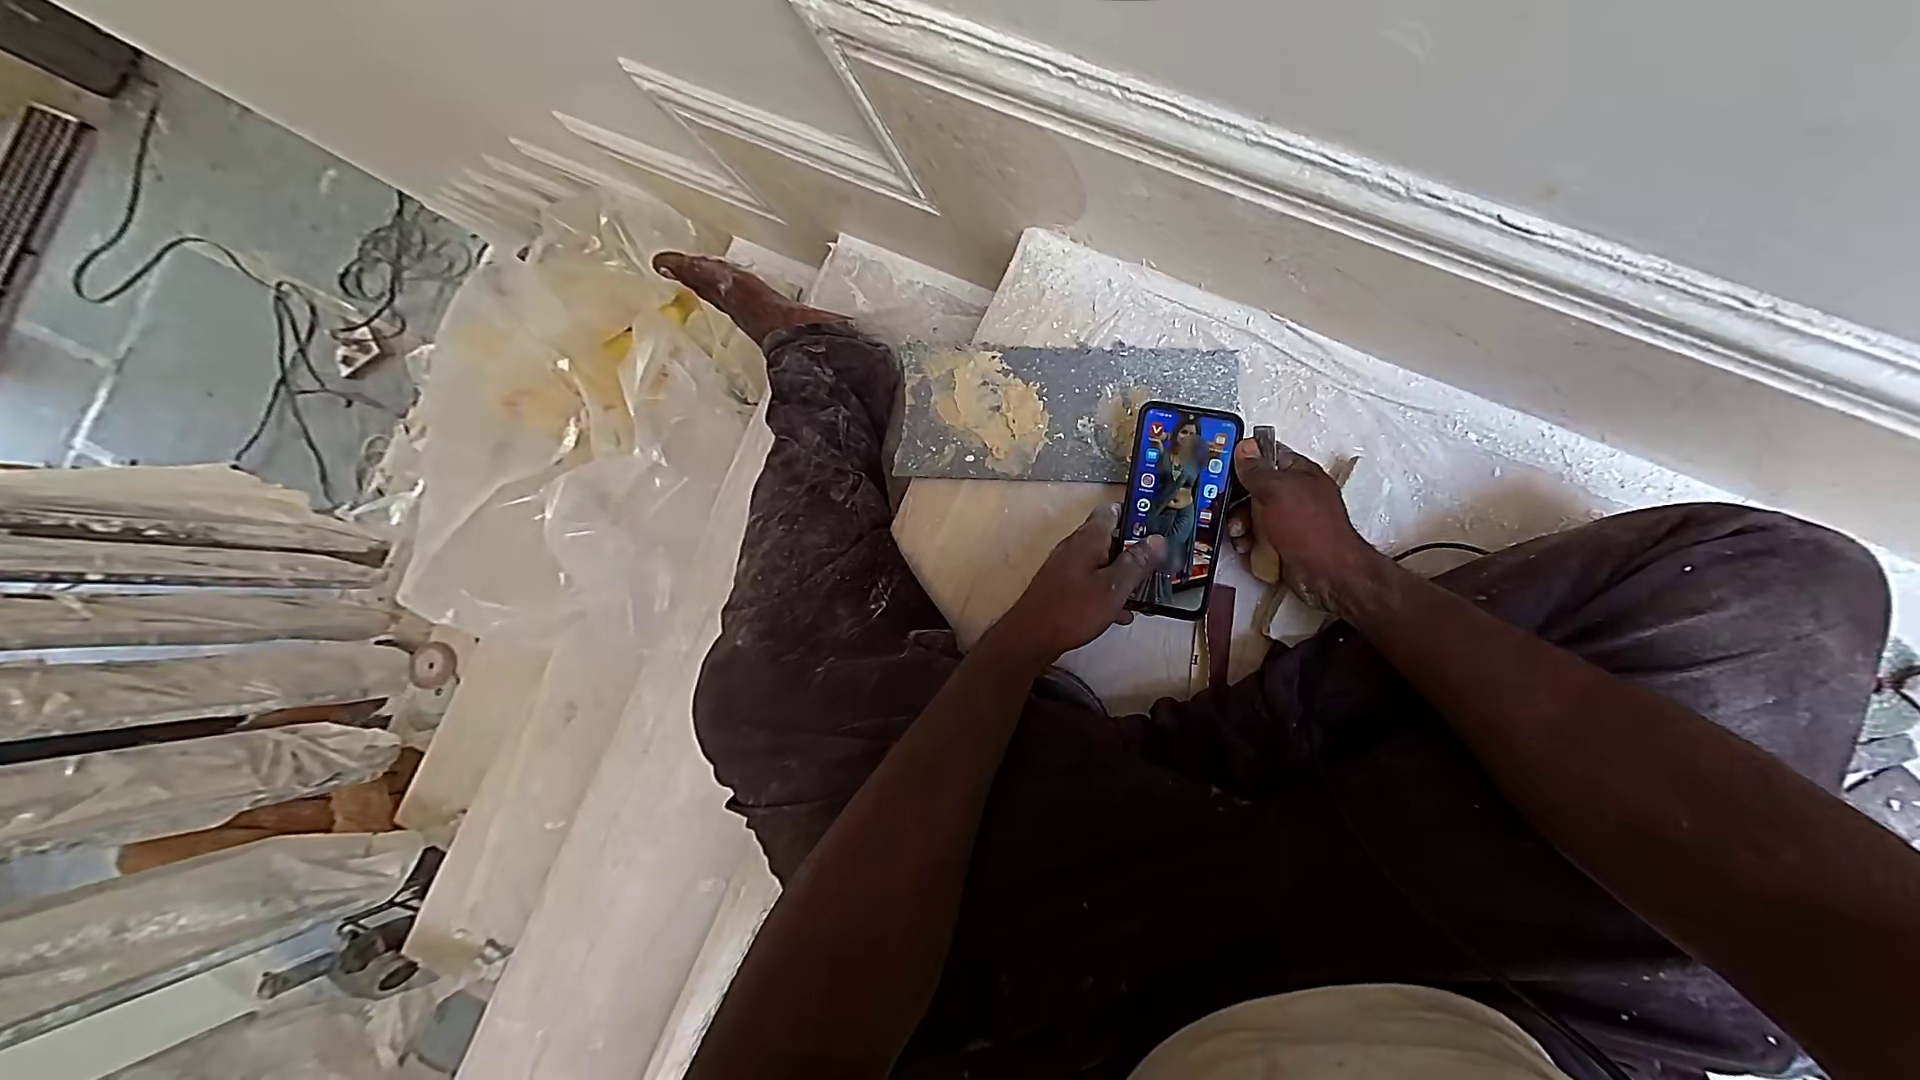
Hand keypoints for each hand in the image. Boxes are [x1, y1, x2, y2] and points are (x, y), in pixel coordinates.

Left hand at [985, 503, 1164, 665]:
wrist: (1031, 636)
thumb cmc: (1074, 609)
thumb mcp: (1114, 587)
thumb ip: (1136, 561)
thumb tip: (1157, 539)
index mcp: (1088, 538)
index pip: (1112, 511)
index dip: (1135, 516)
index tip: (1155, 530)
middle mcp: (1074, 546)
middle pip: (1109, 538)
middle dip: (1133, 552)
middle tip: (1155, 568)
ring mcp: (1065, 565)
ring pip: (1101, 562)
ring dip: (1121, 576)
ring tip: (1141, 595)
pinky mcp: (1060, 585)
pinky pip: (1089, 580)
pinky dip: (1105, 591)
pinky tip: (1117, 613)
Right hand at [1228, 438, 1386, 614]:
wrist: (1325, 574)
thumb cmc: (1307, 527)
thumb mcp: (1277, 491)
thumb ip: (1256, 470)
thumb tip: (1245, 446)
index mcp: (1299, 473)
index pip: (1267, 456)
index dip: (1245, 459)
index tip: (1222, 467)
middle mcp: (1293, 494)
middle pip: (1253, 487)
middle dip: (1237, 498)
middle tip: (1225, 505)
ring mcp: (1286, 520)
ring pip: (1250, 513)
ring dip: (1239, 522)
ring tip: (1240, 532)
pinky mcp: (1279, 542)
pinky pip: (1254, 535)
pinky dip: (1246, 540)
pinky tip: (1246, 546)